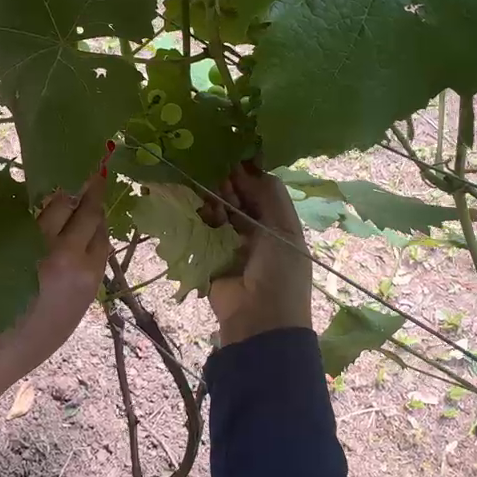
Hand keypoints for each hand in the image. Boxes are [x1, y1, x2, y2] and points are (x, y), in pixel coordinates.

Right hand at [206, 162, 312, 347]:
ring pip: (215, 212)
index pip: (258, 191)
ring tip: (203, 189)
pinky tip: (193, 206)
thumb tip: (246, 164)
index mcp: (275, 224)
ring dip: (210, 199)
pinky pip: (198, 231)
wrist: (259, 320)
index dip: (245, 174)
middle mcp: (251, 231)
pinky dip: (195, 217)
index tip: (229, 156)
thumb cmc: (280, 273)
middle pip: (234, 199)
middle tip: (211, 169)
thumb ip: (268, 194)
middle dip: (225, 184)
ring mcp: (227, 244)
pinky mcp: (205, 256)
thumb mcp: (283, 229)